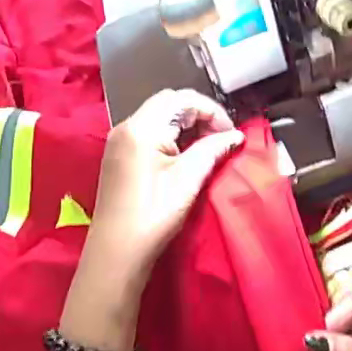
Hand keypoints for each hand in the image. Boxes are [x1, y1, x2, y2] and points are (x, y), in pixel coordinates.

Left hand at [83, 89, 244, 286]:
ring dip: (186, 126)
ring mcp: (119, 141)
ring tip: (209, 148)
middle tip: (222, 139)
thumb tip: (235, 136)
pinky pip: (149, 133)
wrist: (116, 251)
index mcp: (140, 128)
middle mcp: (126, 127)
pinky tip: (187, 155)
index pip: (180, 98)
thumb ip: (212, 150)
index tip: (230, 132)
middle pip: (168, 104)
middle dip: (199, 115)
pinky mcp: (119, 155)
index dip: (210, 110)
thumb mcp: (188, 179)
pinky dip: (171, 136)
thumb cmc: (152, 215)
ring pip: (159, 117)